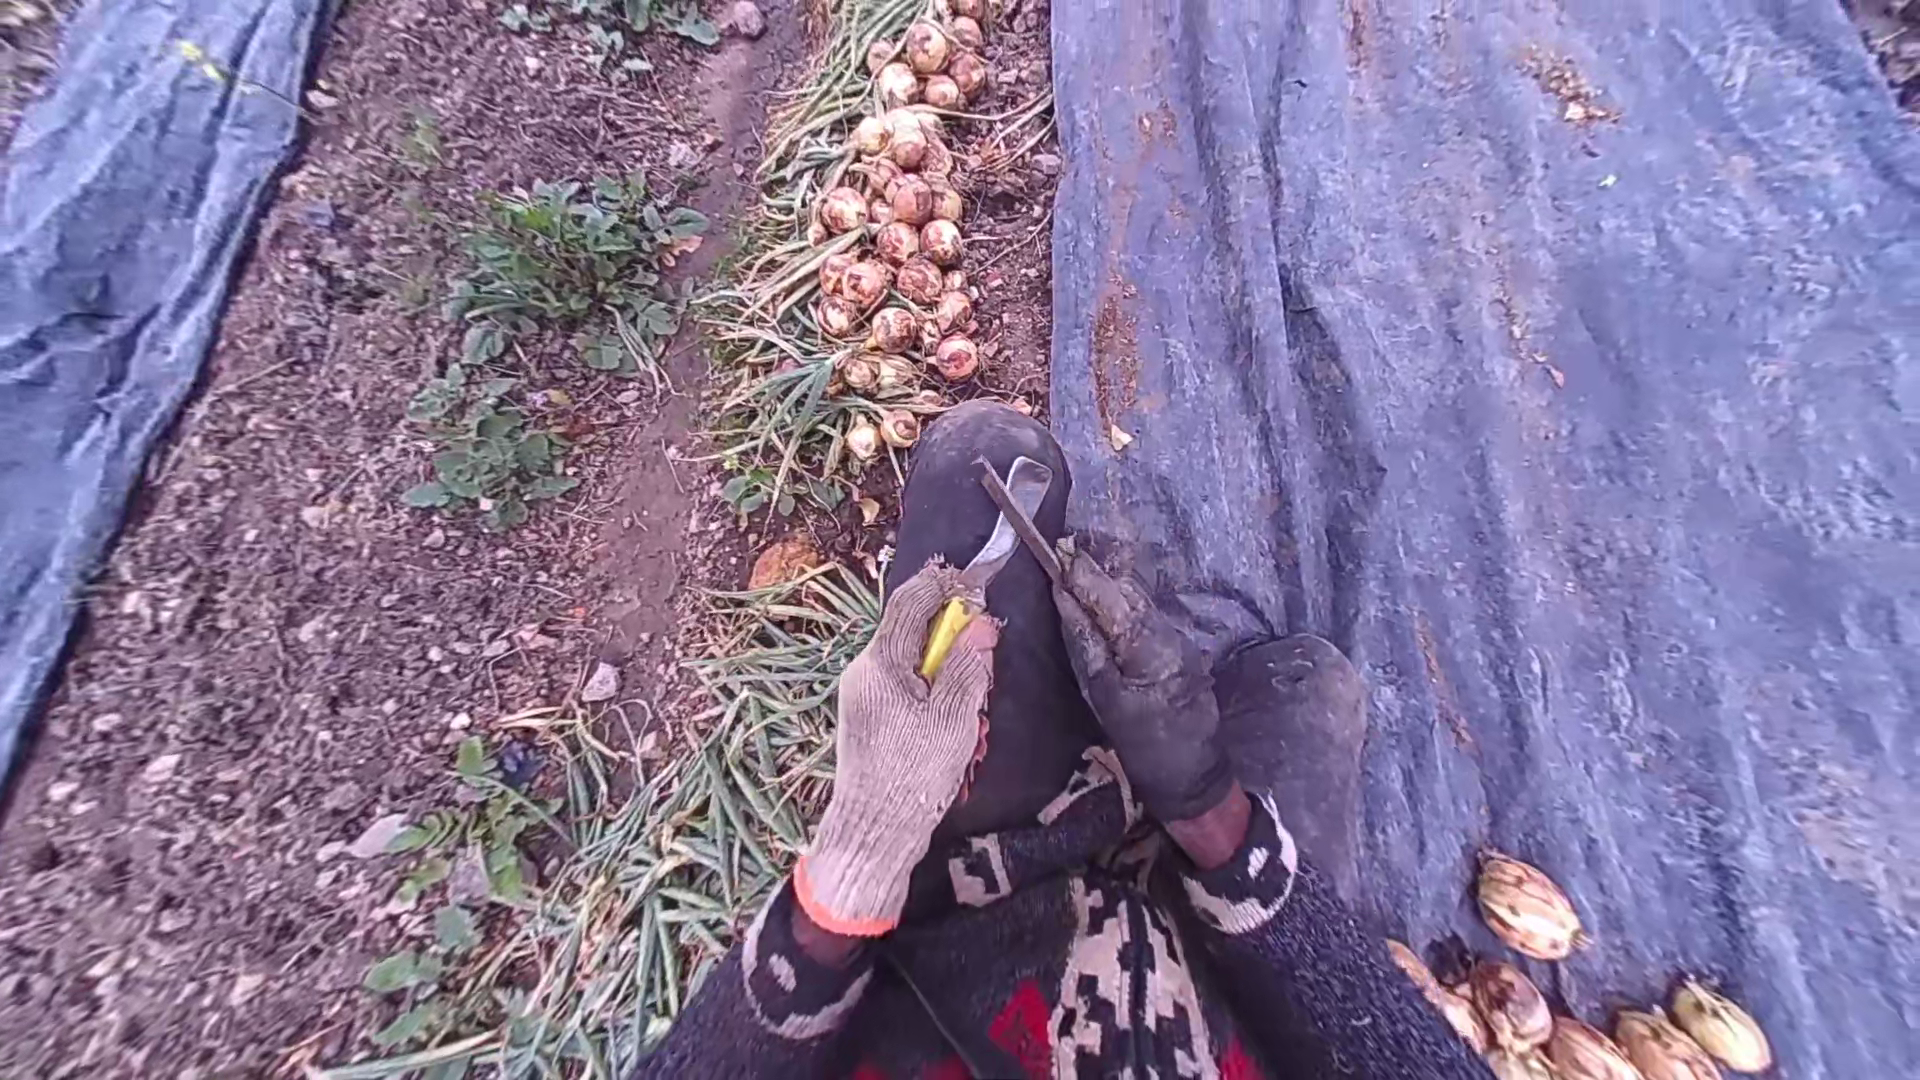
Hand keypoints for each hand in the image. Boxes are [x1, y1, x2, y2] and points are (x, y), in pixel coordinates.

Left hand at [794, 561, 997, 937]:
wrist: (874, 830)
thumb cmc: (915, 773)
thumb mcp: (954, 716)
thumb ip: (968, 665)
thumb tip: (981, 624)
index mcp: (879, 662)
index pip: (909, 603)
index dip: (941, 585)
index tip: (972, 580)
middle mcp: (863, 668)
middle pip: (908, 628)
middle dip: (946, 627)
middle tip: (981, 638)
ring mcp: (861, 691)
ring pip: (907, 656)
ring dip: (940, 657)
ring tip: (971, 681)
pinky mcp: (867, 712)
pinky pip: (902, 679)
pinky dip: (929, 680)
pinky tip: (949, 705)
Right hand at [1052, 549, 1233, 825]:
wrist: (1192, 772)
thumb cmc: (1142, 742)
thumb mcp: (1104, 695)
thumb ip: (1085, 642)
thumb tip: (1064, 598)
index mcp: (1148, 646)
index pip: (1110, 598)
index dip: (1084, 574)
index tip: (1060, 551)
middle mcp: (1168, 632)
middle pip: (1128, 589)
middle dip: (1097, 566)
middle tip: (1066, 546)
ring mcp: (1177, 636)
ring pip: (1138, 597)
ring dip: (1109, 576)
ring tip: (1079, 560)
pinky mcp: (1178, 643)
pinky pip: (1144, 610)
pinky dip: (1121, 595)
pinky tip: (1103, 588)